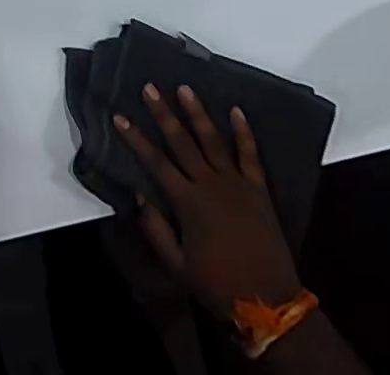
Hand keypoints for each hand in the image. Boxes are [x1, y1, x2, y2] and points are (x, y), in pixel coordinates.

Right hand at [114, 84, 300, 318]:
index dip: (135, 138)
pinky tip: (236, 111)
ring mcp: (236, 183)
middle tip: (150, 88)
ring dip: (198, 113)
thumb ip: (155, 229)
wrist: (269, 302)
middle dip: (163, 113)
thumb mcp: (176, 264)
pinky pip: (250, 155)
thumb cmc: (217, 284)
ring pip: (213, 140)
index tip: (120, 117)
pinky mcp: (258, 189)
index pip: (155, 162)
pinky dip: (244, 132)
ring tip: (185, 88)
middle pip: (181, 141)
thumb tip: (138, 196)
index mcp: (187, 202)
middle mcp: (210, 184)